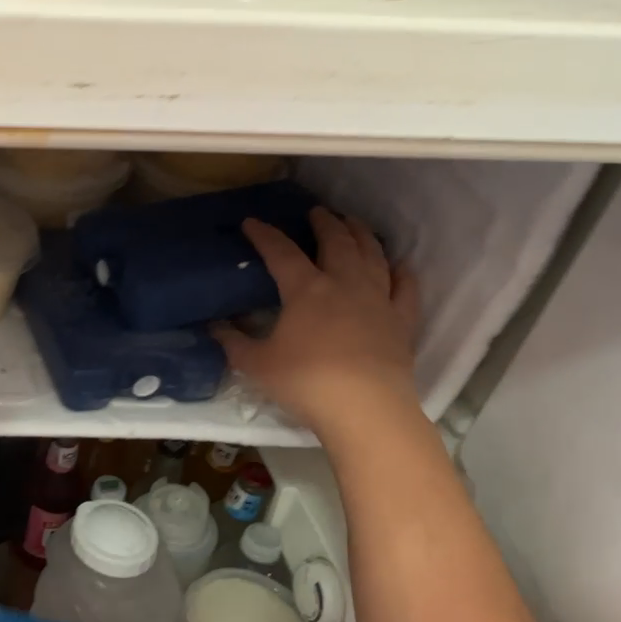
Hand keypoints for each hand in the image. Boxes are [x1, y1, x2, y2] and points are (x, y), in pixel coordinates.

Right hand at [212, 208, 419, 435]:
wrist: (365, 409)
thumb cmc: (305, 382)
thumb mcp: (255, 364)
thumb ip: (234, 342)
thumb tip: (215, 326)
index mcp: (305, 289)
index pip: (281, 252)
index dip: (264, 235)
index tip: (251, 222)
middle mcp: (344, 284)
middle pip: (336, 242)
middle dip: (324, 223)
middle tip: (317, 212)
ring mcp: (378, 301)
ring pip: (372, 256)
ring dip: (362, 235)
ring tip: (353, 223)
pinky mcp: (401, 322)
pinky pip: (405, 289)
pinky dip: (401, 273)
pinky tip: (399, 265)